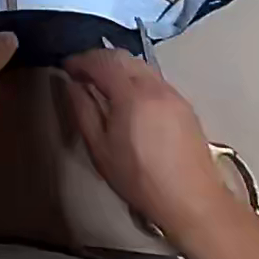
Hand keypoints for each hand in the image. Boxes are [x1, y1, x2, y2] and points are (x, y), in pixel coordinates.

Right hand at [60, 48, 234, 246]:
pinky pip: (154, 78)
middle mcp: (155, 86)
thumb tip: (73, 85)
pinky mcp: (184, 104)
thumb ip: (83, 110)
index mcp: (132, 95)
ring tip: (101, 83)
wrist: (192, 202)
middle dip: (98, 58)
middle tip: (81, 71)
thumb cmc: (139, 179)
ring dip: (118, 66)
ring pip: (140, 65)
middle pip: (123, 56)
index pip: (102, 61)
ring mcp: (173, 93)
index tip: (66, 67)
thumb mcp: (99, 149)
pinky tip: (128, 96)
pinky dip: (134, 77)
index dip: (81, 60)